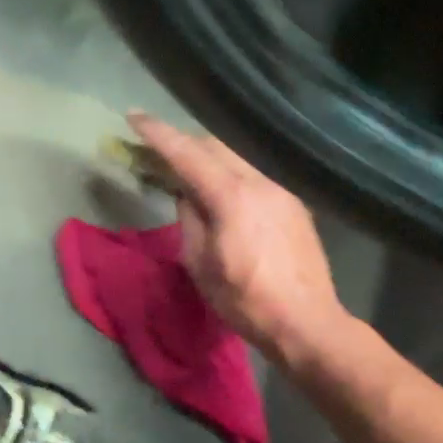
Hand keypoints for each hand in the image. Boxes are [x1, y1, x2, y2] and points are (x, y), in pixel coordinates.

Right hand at [128, 111, 353, 369]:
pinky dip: (228, 176)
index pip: (187, 153)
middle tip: (155, 150)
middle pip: (213, 145)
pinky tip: (219, 197)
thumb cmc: (246, 301)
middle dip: (182, 142)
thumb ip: (189, 219)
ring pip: (235, 159)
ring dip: (206, 159)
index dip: (157, 134)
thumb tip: (187, 195)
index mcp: (231, 197)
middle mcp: (258, 183)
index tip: (133, 117)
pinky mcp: (292, 205)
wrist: (309, 326)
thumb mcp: (200, 263)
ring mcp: (280, 192)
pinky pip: (251, 177)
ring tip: (185, 173)